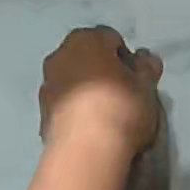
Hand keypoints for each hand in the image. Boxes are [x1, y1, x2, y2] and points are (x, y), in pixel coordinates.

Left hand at [39, 27, 162, 154]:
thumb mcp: (146, 88)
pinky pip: (65, 110)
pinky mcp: (43, 117)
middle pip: (86, 60)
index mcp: (86, 40)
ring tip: (105, 120)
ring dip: (87, 95)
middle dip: (102, 74)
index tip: (136, 81)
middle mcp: (60, 56)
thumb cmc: (121, 108)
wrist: (87, 150)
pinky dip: (76, 116)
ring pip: (72, 85)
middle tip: (122, 98)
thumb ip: (146, 70)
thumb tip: (147, 59)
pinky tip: (91, 133)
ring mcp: (47, 87)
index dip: (126, 59)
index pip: (111, 39)